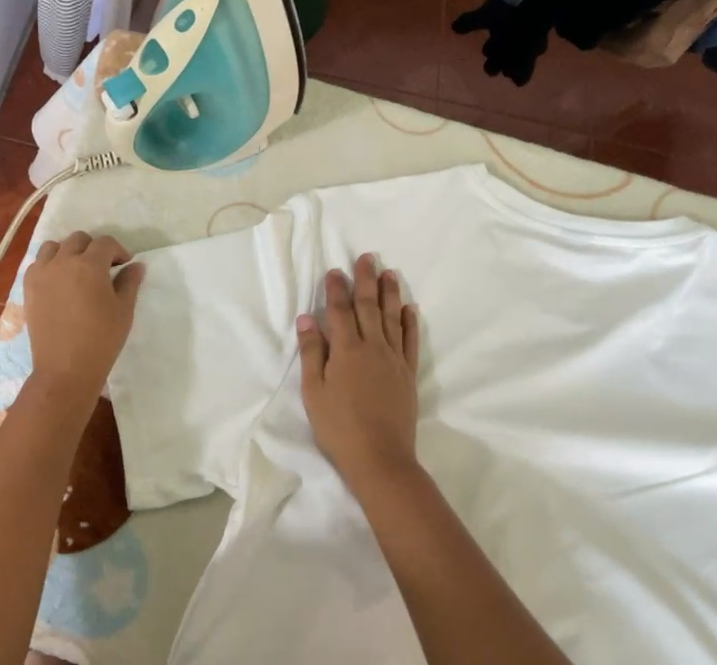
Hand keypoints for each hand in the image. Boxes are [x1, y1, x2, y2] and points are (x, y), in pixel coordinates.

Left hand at [22, 232, 145, 403]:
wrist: (65, 369)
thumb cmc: (101, 340)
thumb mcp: (123, 310)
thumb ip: (130, 282)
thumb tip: (136, 265)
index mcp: (89, 264)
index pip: (105, 243)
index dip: (118, 250)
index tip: (123, 265)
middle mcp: (63, 261)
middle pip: (78, 239)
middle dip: (93, 248)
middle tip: (102, 268)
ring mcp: (42, 273)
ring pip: (53, 247)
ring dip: (68, 252)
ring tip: (76, 271)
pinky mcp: (28, 287)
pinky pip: (38, 264)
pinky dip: (49, 265)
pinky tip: (58, 283)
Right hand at [297, 254, 420, 493]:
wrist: (380, 458)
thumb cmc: (338, 426)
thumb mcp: (314, 391)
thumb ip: (312, 352)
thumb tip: (307, 318)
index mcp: (346, 350)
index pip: (340, 311)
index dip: (336, 289)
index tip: (335, 270)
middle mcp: (373, 348)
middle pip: (369, 307)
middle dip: (366, 281)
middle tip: (367, 257)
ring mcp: (394, 360)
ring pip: (392, 319)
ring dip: (390, 294)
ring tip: (389, 273)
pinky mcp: (407, 375)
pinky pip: (410, 341)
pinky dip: (409, 323)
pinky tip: (410, 309)